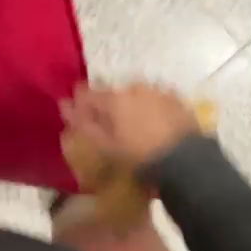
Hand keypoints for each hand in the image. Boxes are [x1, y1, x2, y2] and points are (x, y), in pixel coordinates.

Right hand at [60, 83, 202, 167]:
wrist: (187, 162)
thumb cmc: (140, 156)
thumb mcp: (106, 145)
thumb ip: (83, 123)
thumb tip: (63, 104)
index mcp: (114, 98)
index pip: (88, 94)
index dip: (80, 103)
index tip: (77, 112)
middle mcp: (134, 88)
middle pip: (113, 92)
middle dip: (108, 104)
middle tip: (108, 124)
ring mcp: (158, 91)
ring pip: (136, 94)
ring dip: (130, 105)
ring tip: (132, 124)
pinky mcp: (177, 99)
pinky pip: (156, 99)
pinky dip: (150, 107)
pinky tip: (152, 123)